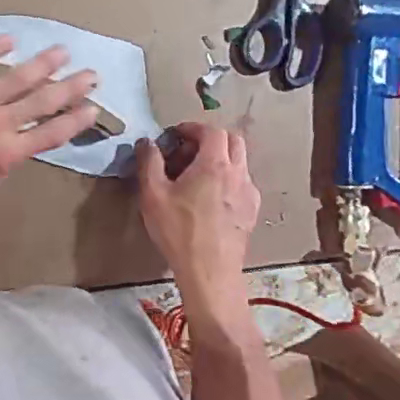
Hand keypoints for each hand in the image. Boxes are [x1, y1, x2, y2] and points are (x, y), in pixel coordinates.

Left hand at [0, 35, 98, 226]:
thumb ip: (4, 166)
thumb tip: (16, 148)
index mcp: (8, 154)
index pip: (52, 134)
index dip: (76, 119)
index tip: (93, 107)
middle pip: (44, 101)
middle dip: (72, 86)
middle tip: (91, 73)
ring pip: (18, 77)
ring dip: (44, 63)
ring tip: (62, 51)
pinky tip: (10, 39)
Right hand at [135, 122, 259, 295]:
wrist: (209, 271)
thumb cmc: (179, 231)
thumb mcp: (152, 194)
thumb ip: (149, 162)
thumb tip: (148, 142)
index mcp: (215, 164)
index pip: (211, 130)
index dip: (192, 127)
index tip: (175, 135)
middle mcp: (238, 173)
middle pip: (232, 140)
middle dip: (209, 139)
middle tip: (185, 152)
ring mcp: (249, 192)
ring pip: (239, 162)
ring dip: (218, 159)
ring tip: (194, 177)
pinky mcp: (252, 211)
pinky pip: (242, 182)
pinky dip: (226, 178)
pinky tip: (208, 198)